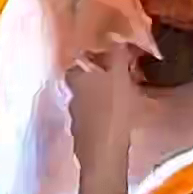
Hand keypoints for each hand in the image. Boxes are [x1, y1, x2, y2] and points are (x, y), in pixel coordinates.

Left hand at [66, 44, 137, 174]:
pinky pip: (92, 121)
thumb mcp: (120, 77)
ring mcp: (74, 119)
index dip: (91, 60)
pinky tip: (116, 121)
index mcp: (77, 78)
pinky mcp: (82, 139)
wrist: (104, 159)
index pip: (78, 62)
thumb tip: (116, 35)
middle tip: (118, 79)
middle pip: (82, 82)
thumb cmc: (112, 111)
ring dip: (100, 100)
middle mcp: (71, 97)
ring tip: (121, 100)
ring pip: (87, 102)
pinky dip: (102, 118)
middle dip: (98, 80)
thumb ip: (118, 54)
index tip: (107, 59)